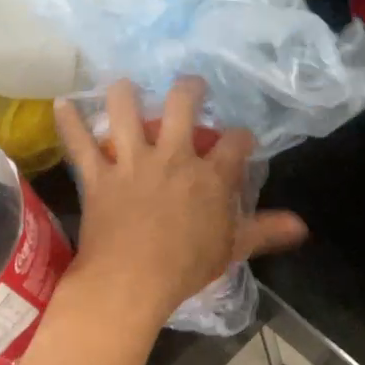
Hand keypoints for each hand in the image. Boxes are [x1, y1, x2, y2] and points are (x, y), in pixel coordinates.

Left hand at [53, 78, 306, 333]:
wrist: (132, 280)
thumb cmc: (188, 266)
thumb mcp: (234, 248)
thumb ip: (267, 230)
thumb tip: (302, 227)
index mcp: (211, 176)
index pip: (235, 142)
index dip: (242, 137)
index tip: (242, 140)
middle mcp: (173, 157)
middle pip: (182, 106)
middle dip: (189, 89)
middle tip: (191, 85)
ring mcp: (133, 162)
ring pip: (125, 111)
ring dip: (125, 93)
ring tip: (127, 84)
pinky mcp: (99, 175)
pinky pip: (80, 143)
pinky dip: (69, 122)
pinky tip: (62, 104)